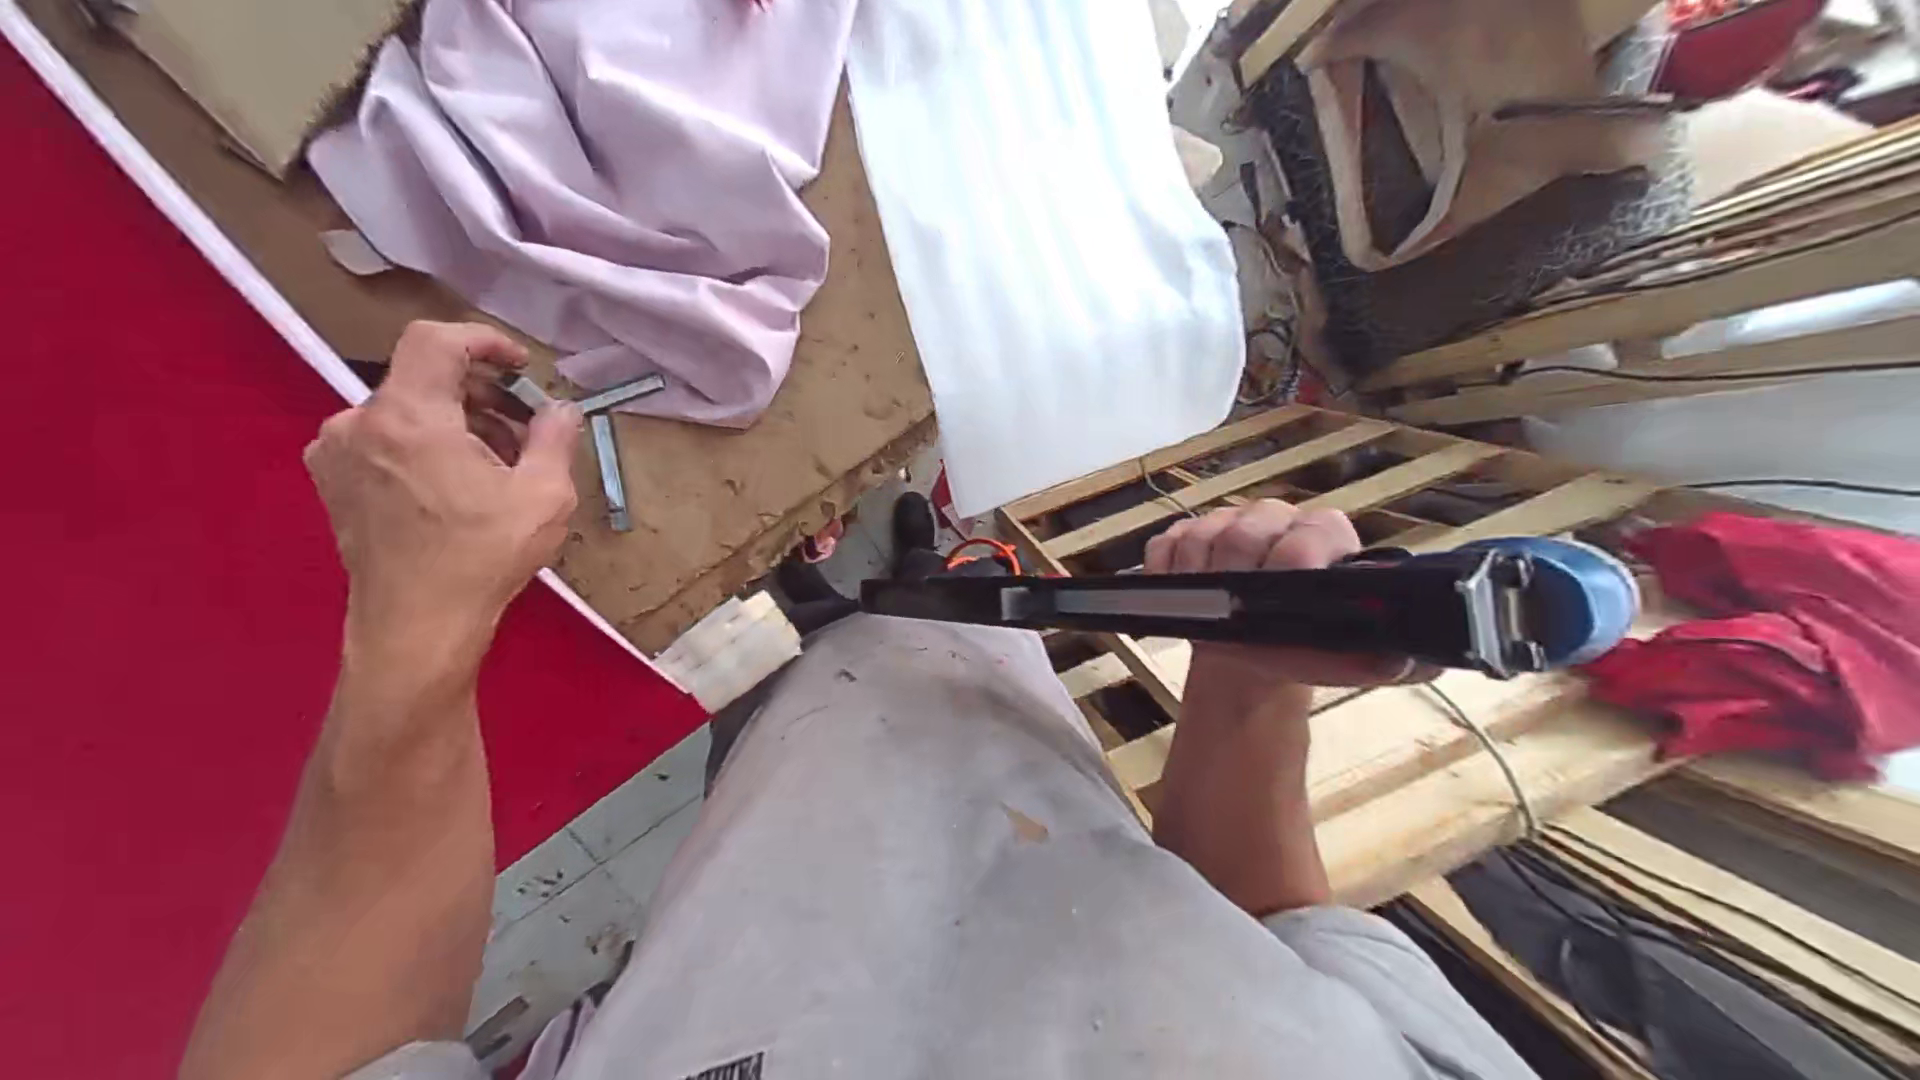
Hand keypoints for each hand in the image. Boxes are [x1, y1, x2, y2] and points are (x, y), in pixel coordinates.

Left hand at [304, 322, 581, 671]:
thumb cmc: (485, 555)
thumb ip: (556, 439)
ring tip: (502, 465)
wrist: (417, 622)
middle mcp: (360, 423)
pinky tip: (460, 485)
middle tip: (529, 431)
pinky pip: (387, 440)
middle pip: (426, 379)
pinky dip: (430, 445)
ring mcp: (337, 452)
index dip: (484, 340)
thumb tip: (562, 409)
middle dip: (485, 395)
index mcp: (410, 418)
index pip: (435, 340)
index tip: (521, 366)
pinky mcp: (334, 480)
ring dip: (461, 424)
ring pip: (409, 412)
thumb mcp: (545, 495)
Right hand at [1143, 500, 1424, 719]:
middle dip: (1233, 578)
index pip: (1308, 534)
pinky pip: (1166, 542)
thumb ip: (1398, 657)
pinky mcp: (1184, 531)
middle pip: (1243, 531)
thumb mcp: (1356, 661)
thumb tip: (1424, 651)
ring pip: (1200, 536)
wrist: (1249, 651)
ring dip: (1196, 578)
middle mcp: (1276, 517)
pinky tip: (1179, 592)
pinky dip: (1164, 571)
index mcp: (1325, 534)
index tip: (1277, 601)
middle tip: (1234, 613)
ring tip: (1208, 608)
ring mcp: (1226, 520)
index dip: (1291, 564)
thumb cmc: (1301, 647)